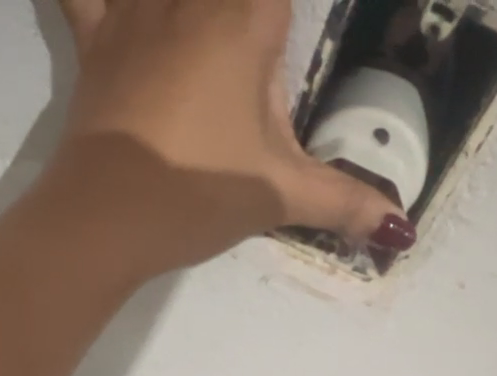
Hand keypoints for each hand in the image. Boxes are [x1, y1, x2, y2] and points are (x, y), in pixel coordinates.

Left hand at [50, 0, 412, 272]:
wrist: (104, 219)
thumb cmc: (197, 195)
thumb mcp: (280, 197)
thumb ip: (344, 202)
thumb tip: (403, 231)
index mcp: (246, 19)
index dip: (281, 11)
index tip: (279, 37)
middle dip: (250, 11)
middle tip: (251, 55)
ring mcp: (134, 10)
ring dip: (192, 3)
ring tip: (203, 19)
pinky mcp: (93, 39)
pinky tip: (112, 6)